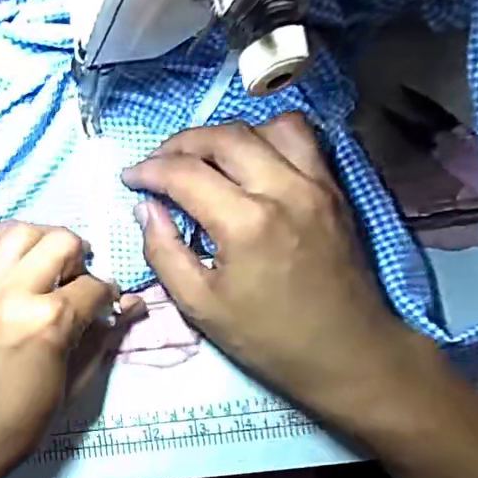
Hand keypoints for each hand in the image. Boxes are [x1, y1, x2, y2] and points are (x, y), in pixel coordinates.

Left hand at [0, 222, 145, 477]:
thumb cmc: (22, 422)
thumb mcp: (73, 384)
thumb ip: (103, 338)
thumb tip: (134, 306)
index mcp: (48, 322)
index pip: (93, 286)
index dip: (109, 295)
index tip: (109, 305)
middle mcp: (13, 293)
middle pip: (60, 242)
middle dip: (80, 257)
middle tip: (80, 281)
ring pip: (19, 232)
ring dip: (44, 240)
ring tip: (50, 263)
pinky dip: (0, 241)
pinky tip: (14, 254)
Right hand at [122, 113, 439, 430]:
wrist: (346, 351)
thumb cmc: (267, 338)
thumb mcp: (201, 306)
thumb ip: (165, 252)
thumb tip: (146, 209)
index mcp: (246, 223)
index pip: (186, 173)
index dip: (150, 170)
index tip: (131, 178)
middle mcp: (284, 189)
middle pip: (225, 137)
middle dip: (182, 143)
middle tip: (159, 163)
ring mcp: (317, 184)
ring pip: (268, 125)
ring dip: (228, 134)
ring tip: (206, 158)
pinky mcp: (335, 189)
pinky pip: (303, 139)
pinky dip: (269, 137)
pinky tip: (252, 160)